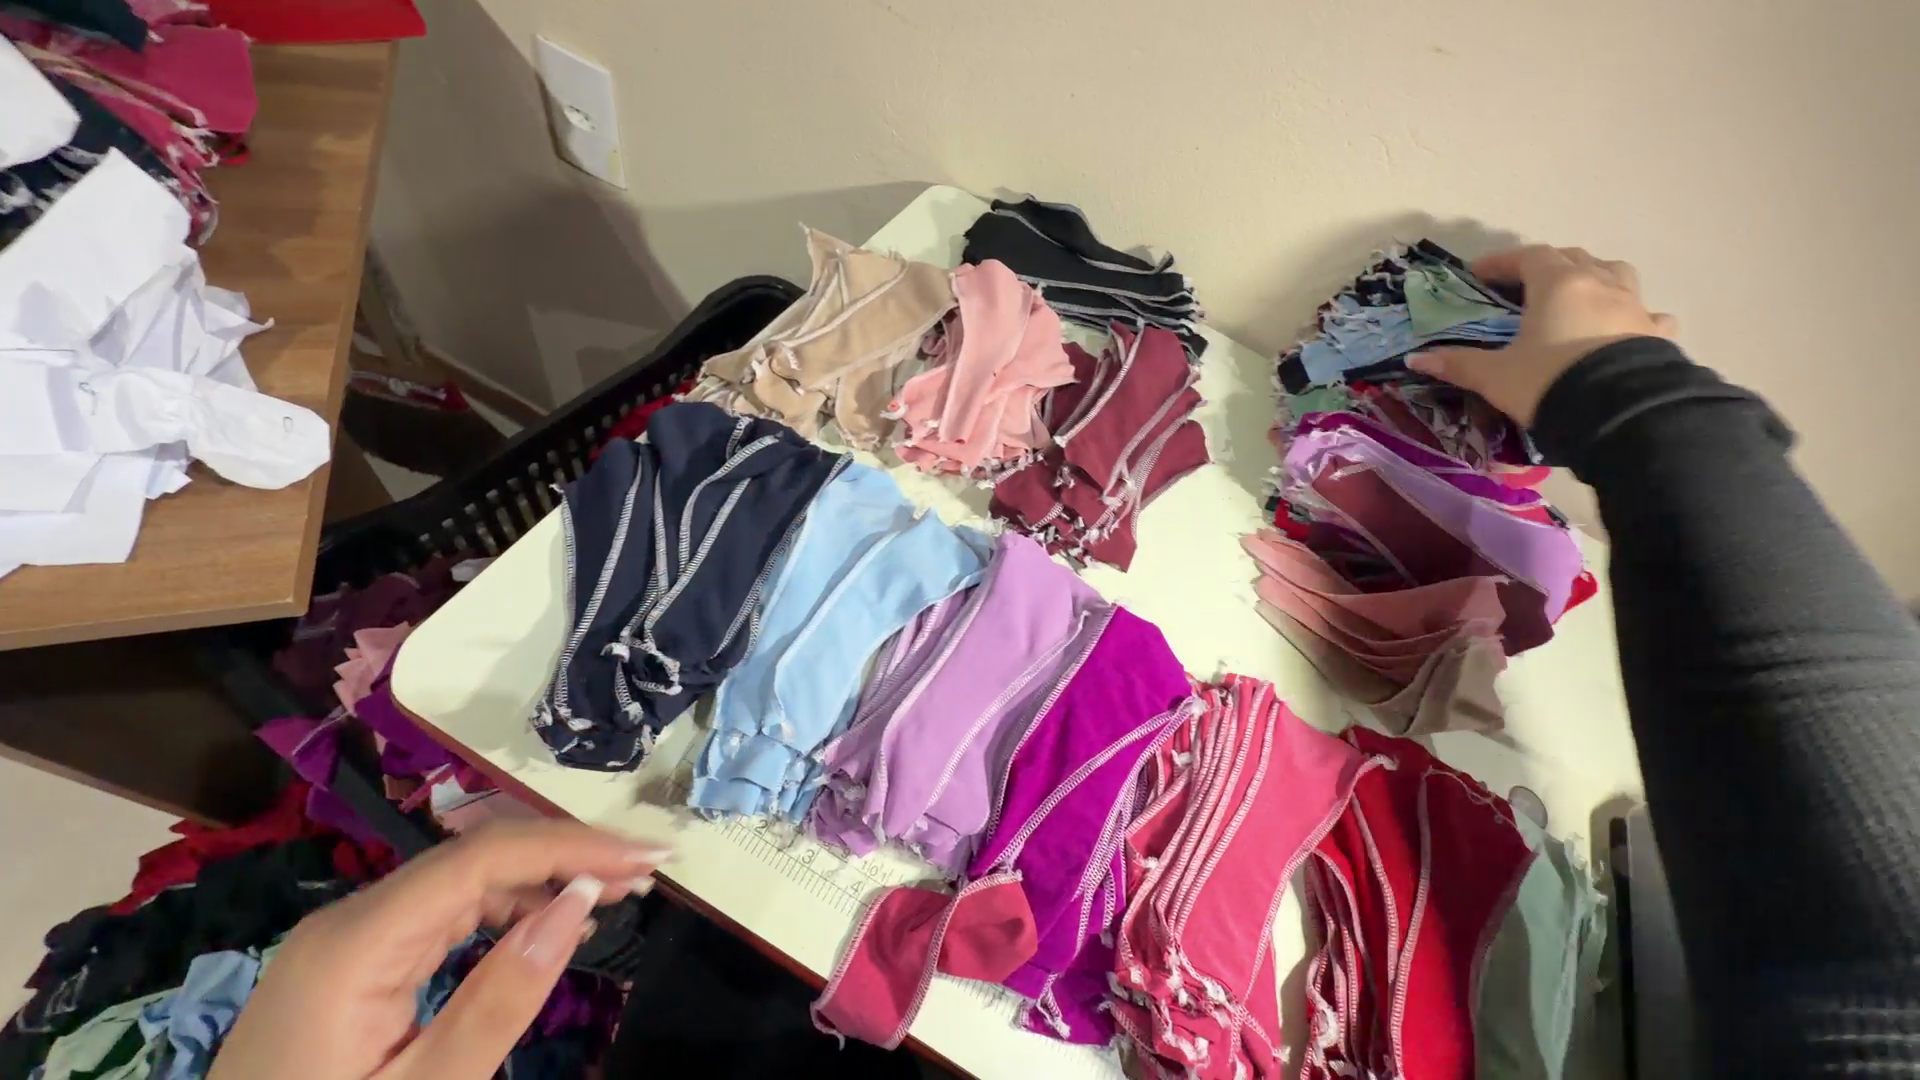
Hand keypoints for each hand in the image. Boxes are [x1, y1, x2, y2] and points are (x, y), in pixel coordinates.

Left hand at [210, 821, 672, 1079]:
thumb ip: (501, 998)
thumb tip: (581, 899)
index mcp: (356, 943)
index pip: (485, 858)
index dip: (575, 847)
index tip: (648, 858)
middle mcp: (350, 920)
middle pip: (477, 859)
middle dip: (569, 856)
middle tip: (646, 872)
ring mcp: (349, 939)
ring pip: (466, 881)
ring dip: (545, 881)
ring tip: (615, 895)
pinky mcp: (354, 963)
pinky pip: (446, 915)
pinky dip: (507, 912)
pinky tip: (548, 925)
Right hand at [1407, 245, 1678, 425]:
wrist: (1619, 411)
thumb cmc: (1548, 381)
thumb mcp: (1494, 375)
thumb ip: (1456, 364)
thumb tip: (1415, 359)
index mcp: (1559, 286)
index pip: (1529, 257)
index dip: (1502, 261)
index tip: (1478, 272)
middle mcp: (1600, 286)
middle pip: (1573, 259)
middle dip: (1545, 265)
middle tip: (1522, 283)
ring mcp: (1635, 307)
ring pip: (1616, 274)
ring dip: (1593, 277)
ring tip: (1575, 295)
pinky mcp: (1657, 333)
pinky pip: (1647, 313)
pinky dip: (1632, 314)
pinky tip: (1622, 327)